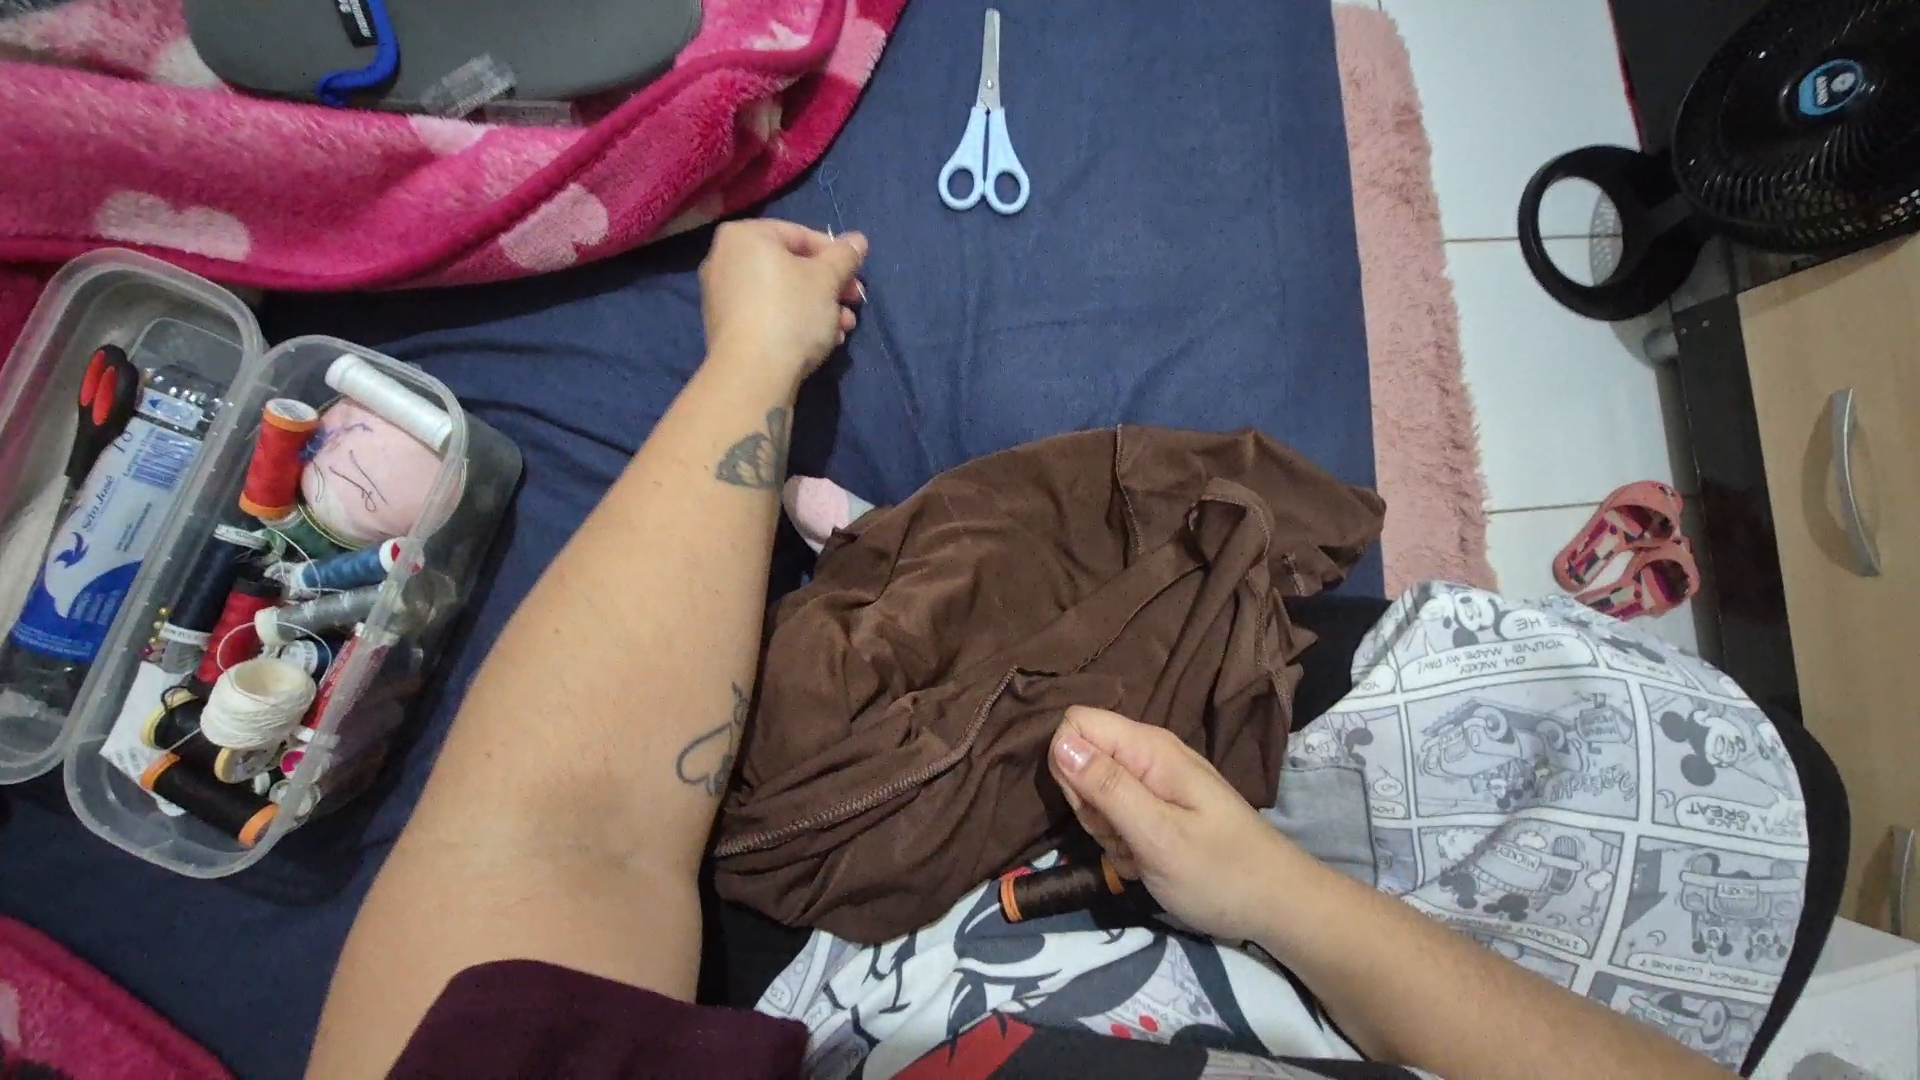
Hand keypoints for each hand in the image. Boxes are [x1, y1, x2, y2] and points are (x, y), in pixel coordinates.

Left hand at [699, 219, 866, 382]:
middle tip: (854, 306)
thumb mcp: (827, 280)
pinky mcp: (727, 330)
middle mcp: (725, 259)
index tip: (856, 278)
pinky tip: (821, 343)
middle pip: (791, 268)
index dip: (835, 256)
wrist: (753, 374)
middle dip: (829, 289)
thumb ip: (844, 256)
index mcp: (745, 236)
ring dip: (819, 309)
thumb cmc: (791, 313)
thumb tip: (858, 240)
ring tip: (842, 330)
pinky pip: (768, 316)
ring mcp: (722, 297)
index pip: (800, 235)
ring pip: (783, 295)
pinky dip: (795, 324)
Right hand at [1049, 706, 1301, 941]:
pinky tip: (1148, 861)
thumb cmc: (1221, 872)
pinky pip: (1116, 813)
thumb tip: (1059, 742)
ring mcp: (1154, 780)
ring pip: (1095, 791)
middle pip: (1082, 759)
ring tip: (1140, 852)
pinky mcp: (1158, 805)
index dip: (1069, 764)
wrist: (1279, 906)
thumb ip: (1107, 787)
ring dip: (1105, 828)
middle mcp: (1149, 754)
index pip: (1076, 724)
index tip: (1093, 807)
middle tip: (1122, 836)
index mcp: (1149, 748)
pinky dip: (1122, 841)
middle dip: (1088, 804)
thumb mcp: (1158, 836)